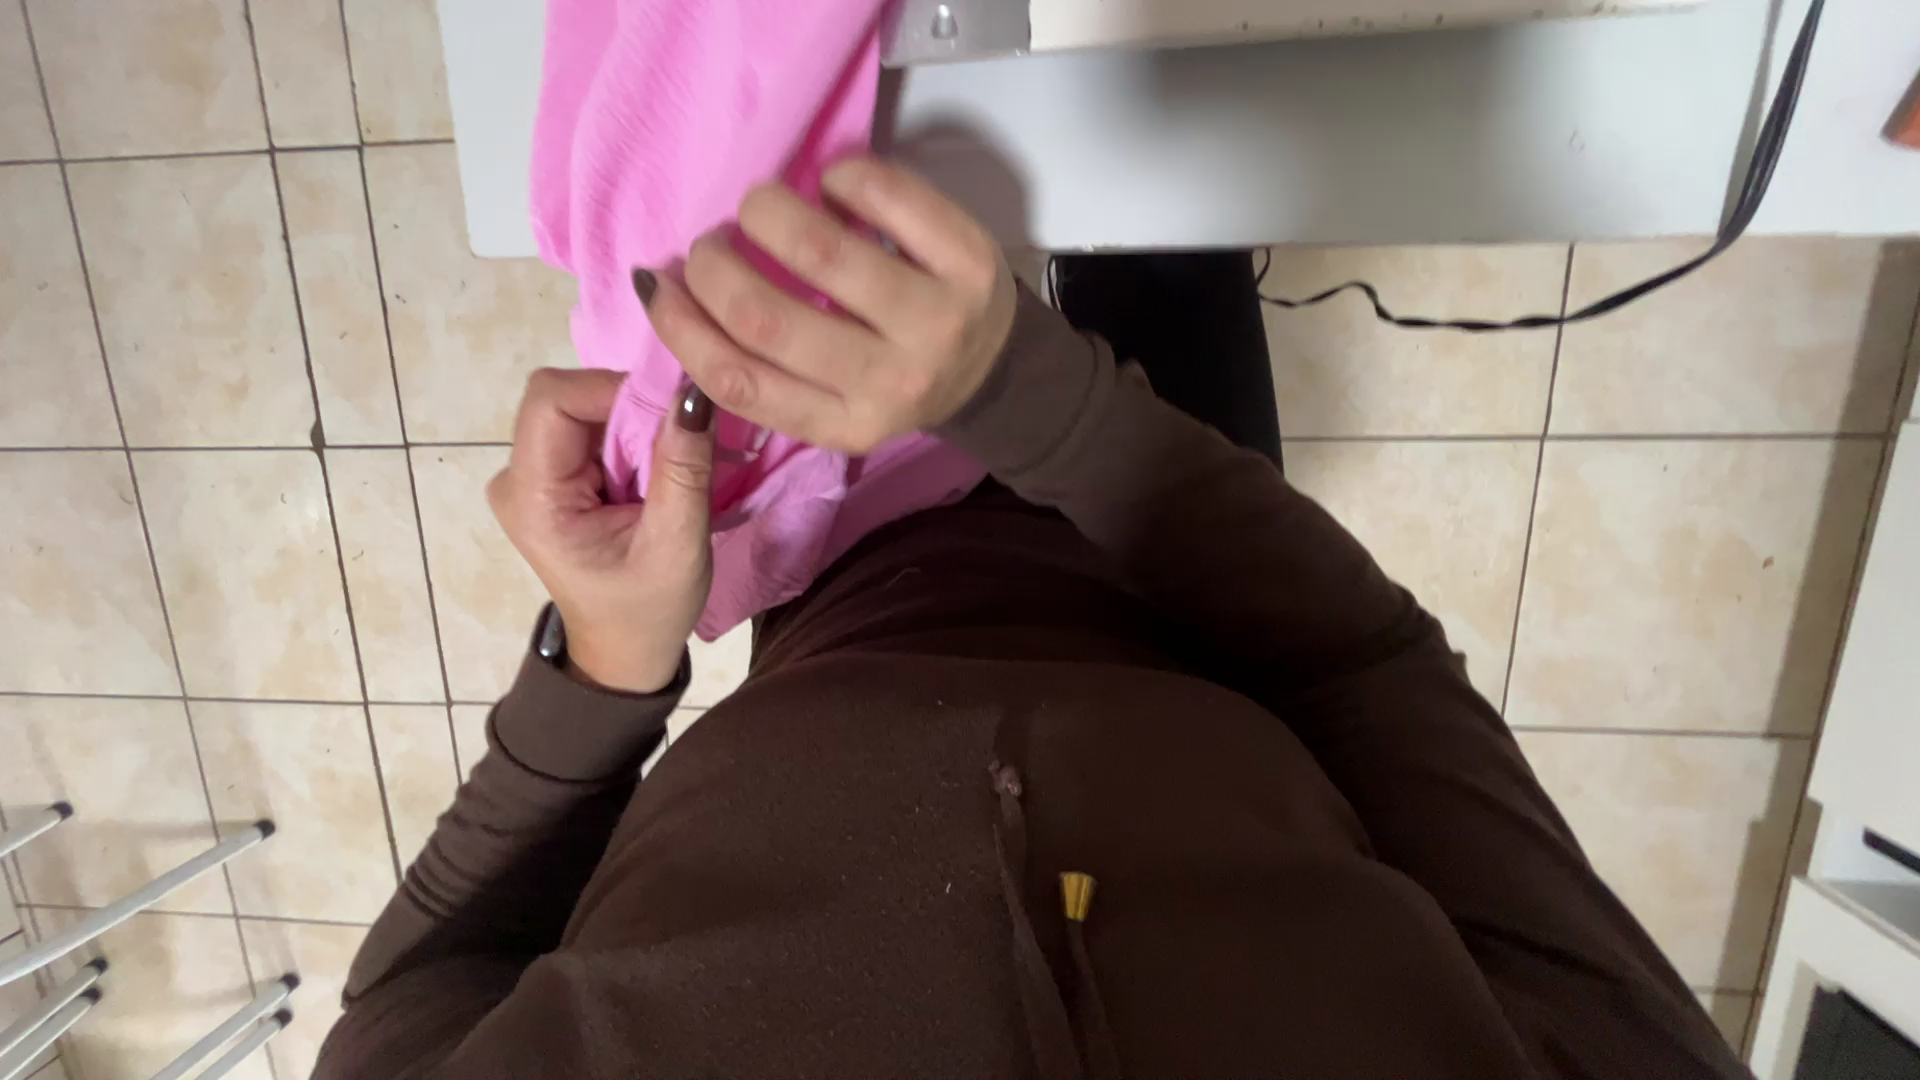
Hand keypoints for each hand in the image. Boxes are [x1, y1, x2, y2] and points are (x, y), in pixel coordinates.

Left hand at [487, 369, 714, 693]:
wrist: (626, 651)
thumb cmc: (650, 609)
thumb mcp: (677, 543)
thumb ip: (683, 468)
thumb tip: (695, 396)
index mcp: (534, 498)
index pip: (552, 401)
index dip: (613, 389)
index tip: (675, 407)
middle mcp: (521, 477)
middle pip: (568, 400)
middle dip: (633, 408)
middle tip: (687, 437)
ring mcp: (537, 477)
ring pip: (587, 412)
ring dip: (640, 424)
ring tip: (681, 458)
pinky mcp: (559, 480)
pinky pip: (596, 432)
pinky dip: (637, 439)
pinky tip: (664, 468)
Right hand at [643, 156, 1017, 453]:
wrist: (994, 369)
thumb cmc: (896, 379)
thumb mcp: (836, 404)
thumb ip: (770, 370)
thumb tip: (673, 295)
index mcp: (847, 426)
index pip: (742, 384)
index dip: (681, 329)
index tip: (662, 285)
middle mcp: (891, 384)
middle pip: (767, 318)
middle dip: (714, 264)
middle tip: (714, 243)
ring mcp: (936, 323)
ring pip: (821, 252)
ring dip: (767, 212)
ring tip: (763, 209)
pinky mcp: (970, 264)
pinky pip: (885, 197)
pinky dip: (842, 177)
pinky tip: (834, 188)